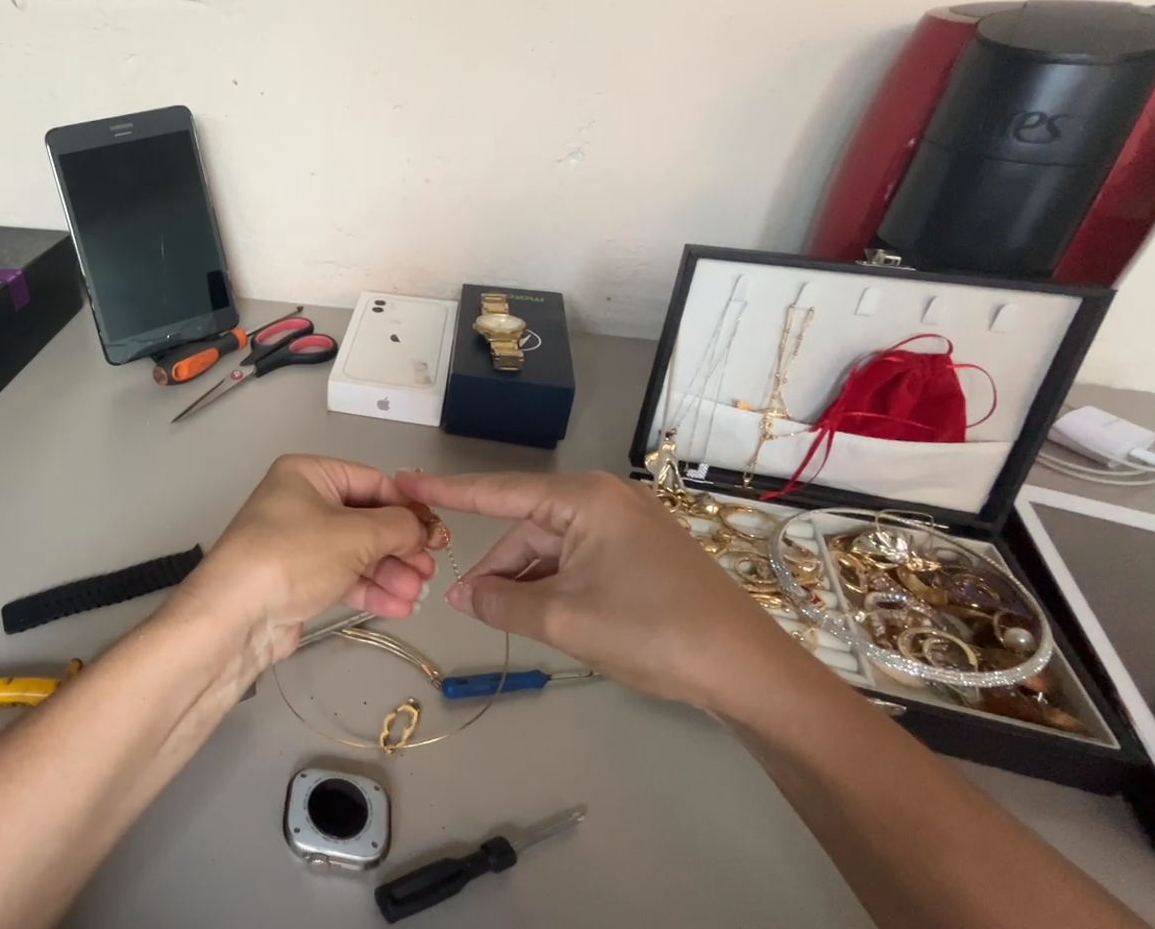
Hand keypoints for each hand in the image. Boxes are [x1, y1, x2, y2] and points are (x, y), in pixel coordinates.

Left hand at [171, 455, 438, 663]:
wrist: (236, 615)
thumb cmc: (292, 557)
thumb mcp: (354, 534)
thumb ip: (397, 526)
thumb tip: (421, 528)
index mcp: (308, 474)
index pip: (371, 482)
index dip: (407, 507)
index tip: (437, 533)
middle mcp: (301, 502)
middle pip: (366, 520)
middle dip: (400, 547)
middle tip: (429, 569)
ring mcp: (298, 543)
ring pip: (357, 553)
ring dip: (390, 573)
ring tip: (417, 594)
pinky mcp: (297, 579)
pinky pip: (342, 577)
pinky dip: (370, 590)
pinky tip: (398, 606)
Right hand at [393, 469, 811, 711]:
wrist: (750, 672)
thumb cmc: (650, 632)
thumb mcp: (562, 618)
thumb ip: (500, 602)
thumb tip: (461, 597)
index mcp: (584, 499)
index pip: (498, 491)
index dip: (447, 491)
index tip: (404, 482)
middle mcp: (604, 498)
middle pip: (526, 526)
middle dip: (498, 566)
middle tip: (469, 605)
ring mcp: (627, 523)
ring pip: (552, 546)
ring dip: (526, 579)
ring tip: (507, 617)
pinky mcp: (642, 551)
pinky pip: (578, 557)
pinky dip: (555, 583)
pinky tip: (543, 612)